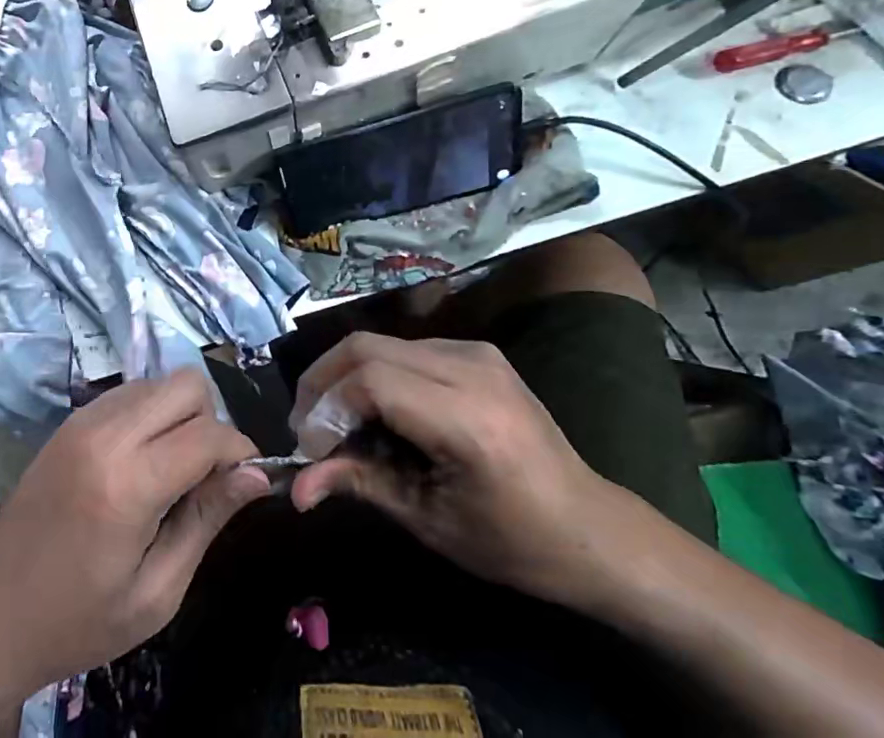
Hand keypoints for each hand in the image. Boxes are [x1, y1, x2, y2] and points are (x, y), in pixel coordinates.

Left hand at [0, 369, 269, 727]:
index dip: (240, 453)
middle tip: (203, 475)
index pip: (209, 434)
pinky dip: (150, 414)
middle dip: (210, 423)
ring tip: (171, 470)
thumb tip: (258, 475)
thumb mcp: (158, 591)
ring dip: (180, 415)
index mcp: (127, 483)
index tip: (246, 481)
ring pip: (159, 382)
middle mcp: (104, 435)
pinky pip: (130, 394)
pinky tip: (140, 461)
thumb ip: (209, 519)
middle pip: (187, 385)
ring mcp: (80, 422)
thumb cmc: (79, 620)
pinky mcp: (68, 423)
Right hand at [289, 332, 652, 612]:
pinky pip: (406, 349)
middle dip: (322, 383)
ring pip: (381, 343)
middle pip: (366, 347)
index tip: (309, 450)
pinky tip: (374, 413)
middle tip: (306, 429)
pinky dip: (374, 373)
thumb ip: (360, 484)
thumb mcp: (430, 521)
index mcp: (466, 418)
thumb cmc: (512, 541)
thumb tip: (295, 488)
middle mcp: (472, 369)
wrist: (588, 526)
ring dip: (345, 377)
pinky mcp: (478, 352)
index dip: (325, 409)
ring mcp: (477, 352)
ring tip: (335, 425)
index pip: (370, 380)